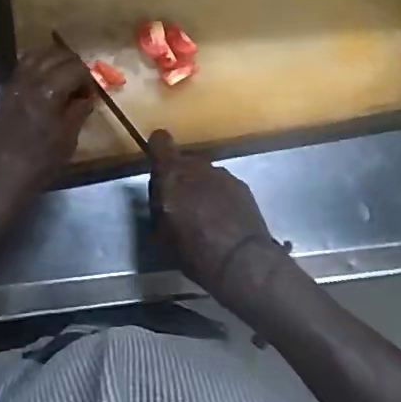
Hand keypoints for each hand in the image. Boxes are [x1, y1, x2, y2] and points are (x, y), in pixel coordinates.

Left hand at [0, 43, 96, 203]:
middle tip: (81, 83)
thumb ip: (79, 112)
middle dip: (73, 64)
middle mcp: (30, 79)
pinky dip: (38, 65)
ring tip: (64, 77)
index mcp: (49, 90)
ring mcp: (14, 82)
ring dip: (54, 60)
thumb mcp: (68, 140)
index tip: (90, 95)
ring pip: (37, 54)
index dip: (88, 79)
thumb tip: (86, 98)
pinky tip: (45, 81)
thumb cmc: (38, 163)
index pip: (76, 68)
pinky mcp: (4, 90)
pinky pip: (23, 65)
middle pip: (56, 55)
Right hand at [147, 130, 285, 303]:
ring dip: (202, 190)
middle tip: (181, 206)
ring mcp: (222, 174)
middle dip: (181, 179)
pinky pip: (224, 187)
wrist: (241, 261)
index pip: (160, 141)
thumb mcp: (161, 235)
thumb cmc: (192, 249)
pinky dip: (222, 199)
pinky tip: (224, 223)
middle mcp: (197, 166)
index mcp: (171, 172)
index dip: (158, 150)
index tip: (159, 166)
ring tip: (205, 218)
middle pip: (184, 162)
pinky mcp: (242, 187)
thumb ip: (158, 208)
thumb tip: (161, 203)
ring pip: (205, 175)